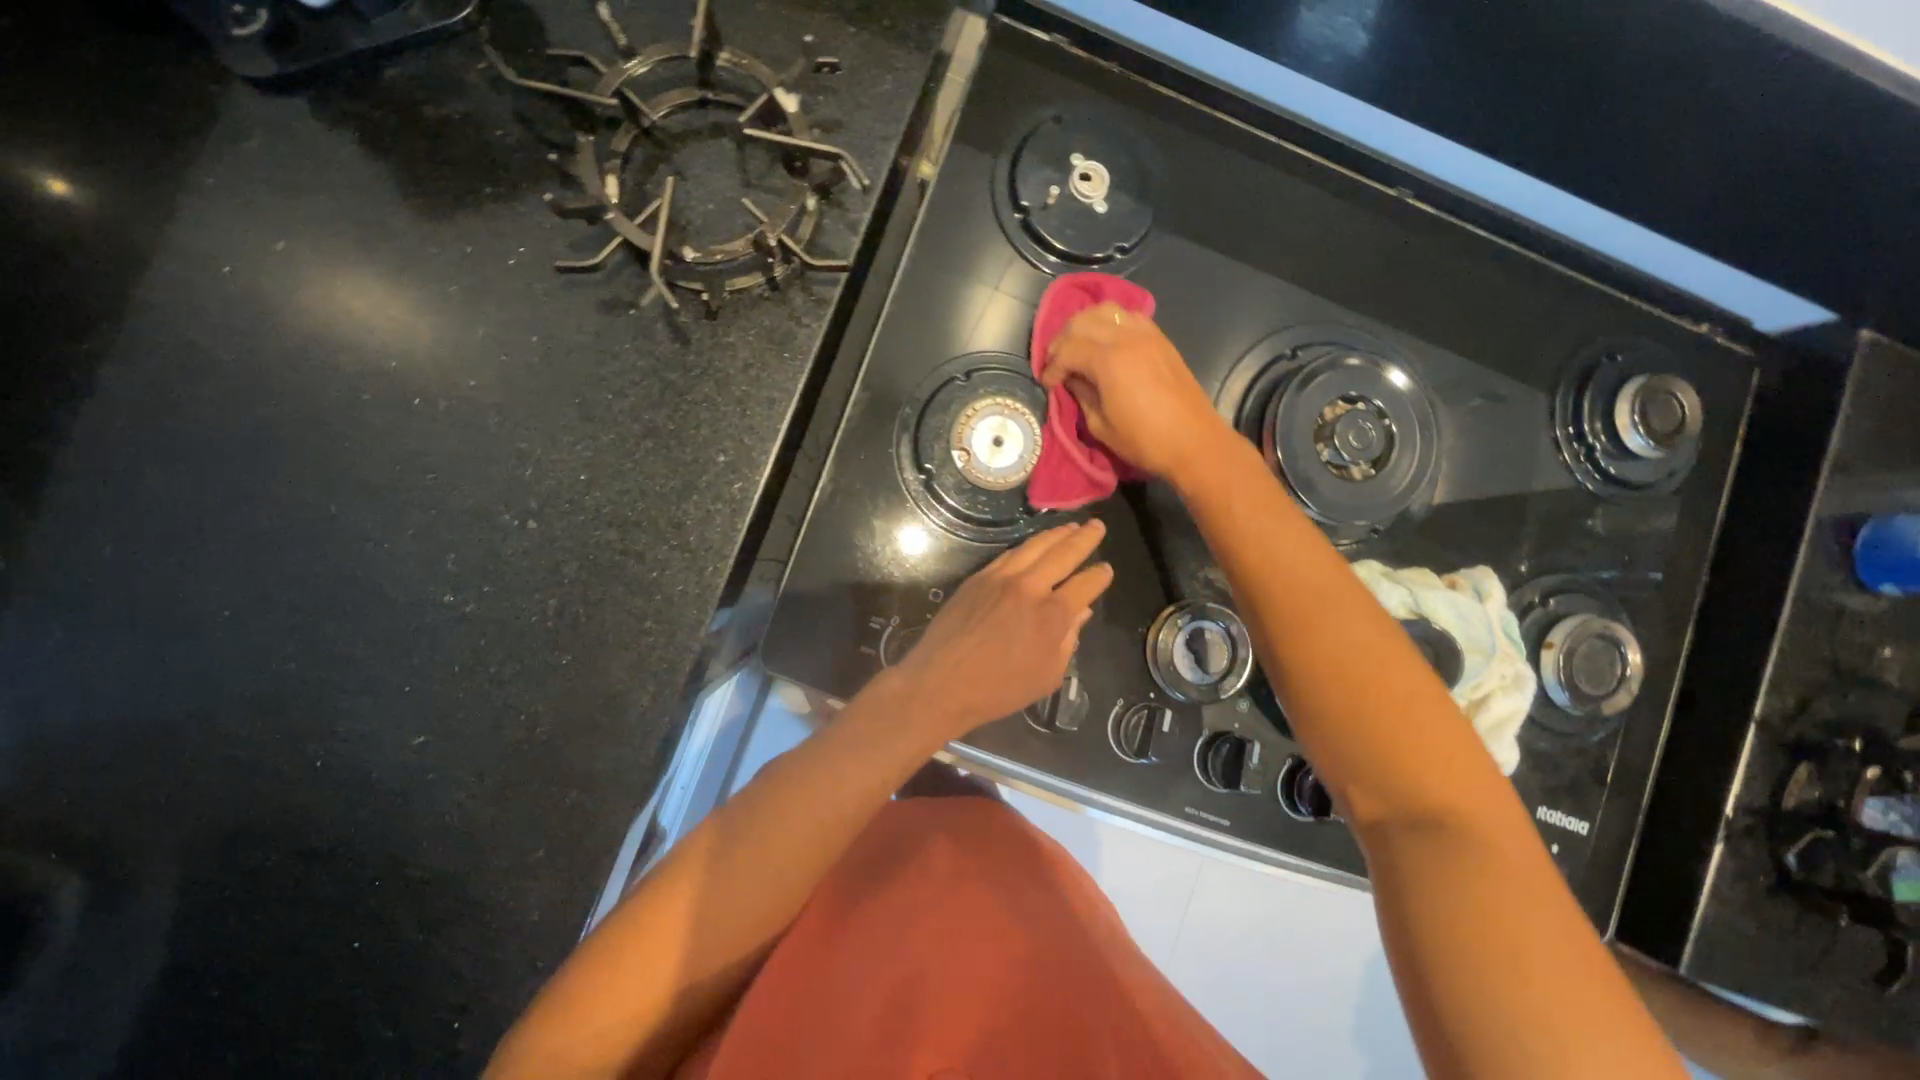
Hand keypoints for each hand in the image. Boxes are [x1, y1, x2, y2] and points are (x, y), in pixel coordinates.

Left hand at [888, 521, 1114, 737]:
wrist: (941, 683)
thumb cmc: (998, 690)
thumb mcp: (1046, 676)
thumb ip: (1068, 641)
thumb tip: (1080, 614)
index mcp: (1052, 616)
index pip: (1086, 585)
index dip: (1100, 576)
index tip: (1106, 569)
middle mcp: (1030, 588)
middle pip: (1063, 554)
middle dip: (1084, 538)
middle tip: (1098, 526)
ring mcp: (1001, 579)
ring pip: (1035, 547)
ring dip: (1057, 534)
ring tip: (1072, 526)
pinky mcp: (978, 578)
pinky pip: (1009, 554)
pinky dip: (1027, 546)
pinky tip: (1035, 544)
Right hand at [1040, 303, 1239, 486]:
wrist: (1195, 441)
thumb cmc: (1146, 441)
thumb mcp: (1101, 426)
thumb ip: (1082, 396)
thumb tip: (1071, 379)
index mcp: (1109, 361)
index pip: (1067, 350)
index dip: (1052, 366)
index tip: (1047, 383)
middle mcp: (1126, 338)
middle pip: (1081, 322)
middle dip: (1062, 341)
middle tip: (1057, 363)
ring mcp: (1146, 334)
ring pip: (1106, 310)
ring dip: (1085, 324)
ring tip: (1079, 346)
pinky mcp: (1160, 339)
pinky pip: (1129, 316)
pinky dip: (1111, 322)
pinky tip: (1106, 342)